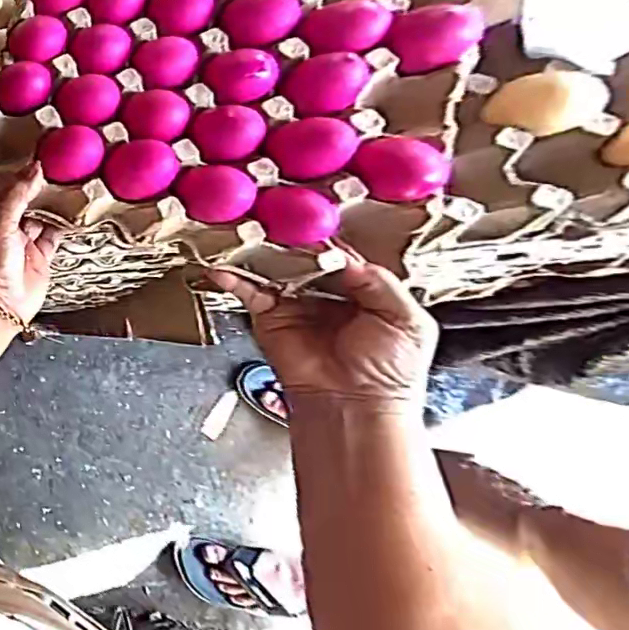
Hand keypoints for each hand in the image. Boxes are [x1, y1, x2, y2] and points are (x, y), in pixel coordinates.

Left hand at [0, 164, 60, 327]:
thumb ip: (17, 195)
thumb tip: (33, 169)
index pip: (3, 191)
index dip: (17, 177)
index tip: (36, 160)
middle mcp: (5, 228)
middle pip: (24, 203)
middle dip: (38, 190)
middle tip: (59, 171)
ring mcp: (23, 243)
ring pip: (40, 218)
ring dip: (53, 207)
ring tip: (71, 187)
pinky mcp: (39, 258)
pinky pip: (53, 236)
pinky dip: (63, 226)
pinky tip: (74, 214)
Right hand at [209, 251, 436, 411]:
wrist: (352, 401)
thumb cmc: (389, 369)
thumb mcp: (406, 321)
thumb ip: (380, 285)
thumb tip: (343, 257)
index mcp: (363, 289)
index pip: (342, 257)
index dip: (328, 244)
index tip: (312, 229)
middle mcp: (324, 291)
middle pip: (303, 259)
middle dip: (289, 244)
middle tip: (274, 228)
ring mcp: (293, 302)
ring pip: (273, 270)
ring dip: (258, 256)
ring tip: (245, 241)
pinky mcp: (267, 315)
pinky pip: (247, 292)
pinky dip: (232, 280)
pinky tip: (222, 271)